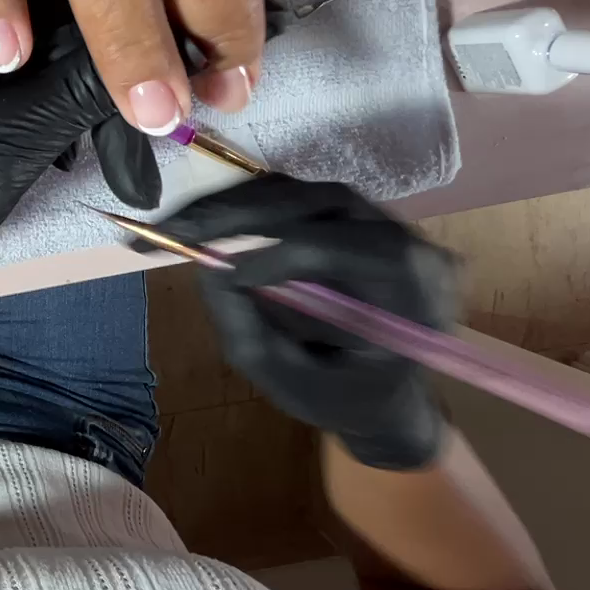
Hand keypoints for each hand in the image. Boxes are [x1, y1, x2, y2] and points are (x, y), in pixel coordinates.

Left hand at [0, 0, 158, 349]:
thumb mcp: (17, 140)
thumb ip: (89, 85)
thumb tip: (177, 44)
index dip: (130, 19)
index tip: (188, 59)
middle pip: (59, 24)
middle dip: (113, 77)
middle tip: (164, 127)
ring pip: (50, 60)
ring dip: (93, 106)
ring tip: (129, 164)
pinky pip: (29, 84)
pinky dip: (63, 116)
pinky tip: (90, 153)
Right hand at [160, 176, 455, 469]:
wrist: (376, 394)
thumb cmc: (337, 396)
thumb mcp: (285, 378)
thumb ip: (246, 325)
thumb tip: (208, 266)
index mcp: (414, 296)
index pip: (365, 249)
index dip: (295, 251)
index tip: (228, 271)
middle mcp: (409, 246)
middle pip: (324, 203)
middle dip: (243, 213)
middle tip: (175, 230)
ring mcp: (379, 224)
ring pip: (301, 193)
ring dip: (233, 205)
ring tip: (177, 225)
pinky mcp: (344, 218)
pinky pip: (291, 199)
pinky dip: (240, 206)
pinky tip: (199, 222)